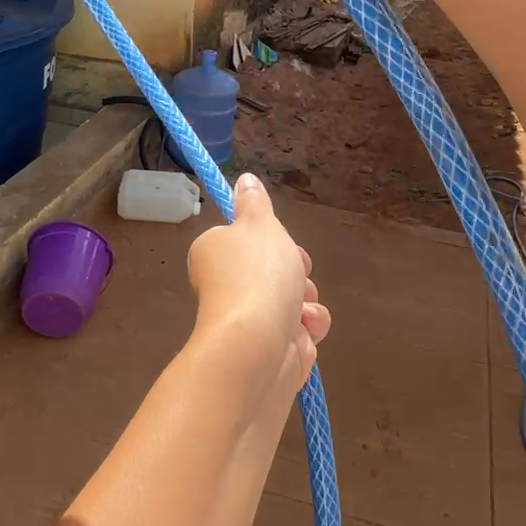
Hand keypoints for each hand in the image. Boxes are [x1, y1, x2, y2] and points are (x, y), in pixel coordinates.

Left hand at [187, 174, 331, 391]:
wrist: (258, 345)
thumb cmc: (256, 274)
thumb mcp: (259, 224)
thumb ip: (255, 203)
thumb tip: (244, 179)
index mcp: (215, 254)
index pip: (247, 239)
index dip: (270, 238)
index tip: (278, 239)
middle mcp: (230, 286)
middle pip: (277, 266)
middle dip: (295, 268)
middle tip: (294, 269)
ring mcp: (254, 319)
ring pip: (296, 295)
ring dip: (306, 297)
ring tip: (299, 306)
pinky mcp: (277, 346)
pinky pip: (305, 325)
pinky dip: (310, 324)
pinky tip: (305, 328)